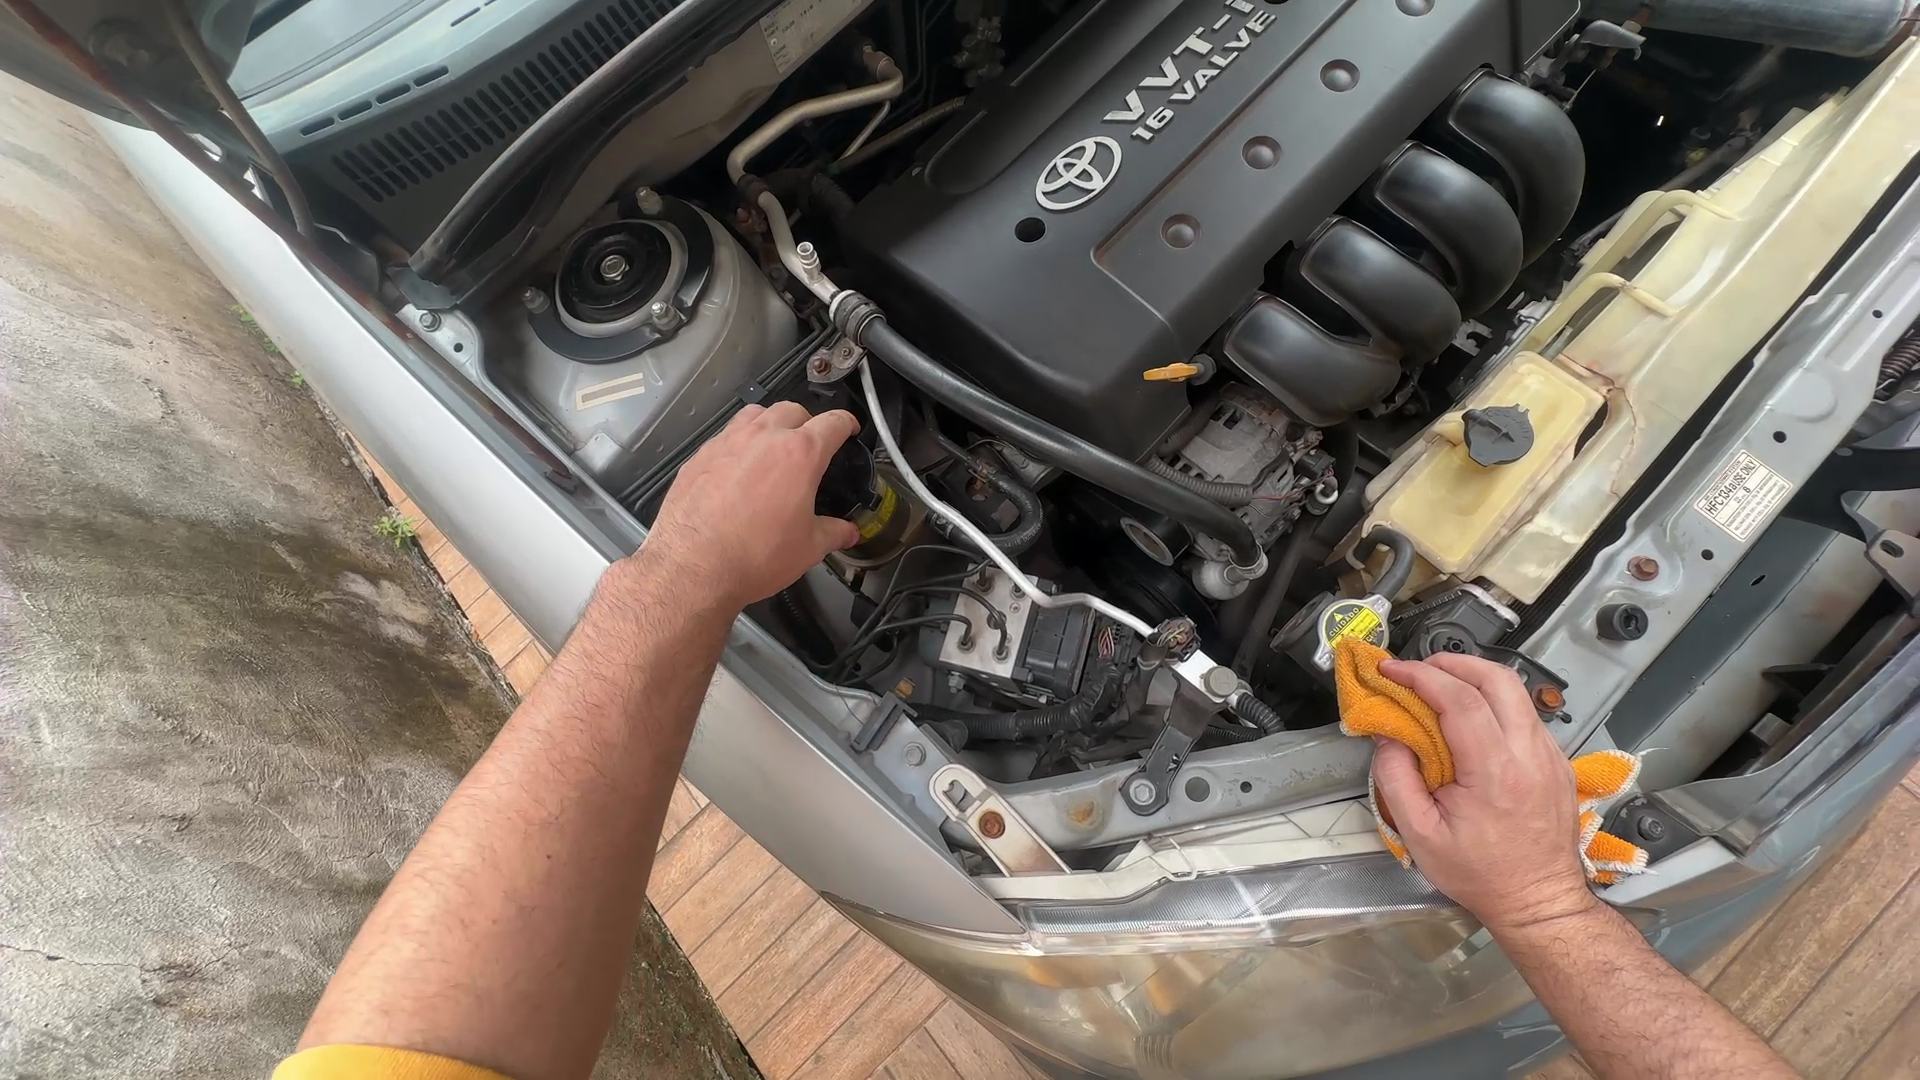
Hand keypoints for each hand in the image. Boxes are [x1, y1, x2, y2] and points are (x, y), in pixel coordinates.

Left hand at [634, 402, 862, 613]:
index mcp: (799, 455)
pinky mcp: (700, 457)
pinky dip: (740, 443)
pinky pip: (726, 436)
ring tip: (775, 446)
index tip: (849, 428)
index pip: (832, 423)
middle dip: (808, 422)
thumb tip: (846, 532)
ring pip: (755, 414)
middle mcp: (763, 439)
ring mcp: (727, 443)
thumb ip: (833, 532)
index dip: (846, 423)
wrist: (694, 568)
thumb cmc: (753, 556)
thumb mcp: (809, 548)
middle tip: (812, 443)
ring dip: (771, 423)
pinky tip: (740, 469)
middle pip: (792, 410)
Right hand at [1371, 653, 1596, 933]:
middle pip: (1499, 680)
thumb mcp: (1417, 833)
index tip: (1390, 671)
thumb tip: (1388, 735)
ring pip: (1515, 691)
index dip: (1421, 676)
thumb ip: (1394, 777)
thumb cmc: (1477, 873)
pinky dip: (1488, 698)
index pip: (1462, 700)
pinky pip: (1522, 712)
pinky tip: (1463, 713)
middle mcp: (1531, 756)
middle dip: (1452, 661)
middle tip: (1416, 668)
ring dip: (1471, 676)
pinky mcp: (1555, 761)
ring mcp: (1550, 757)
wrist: (1541, 904)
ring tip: (1435, 685)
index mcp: (1496, 774)